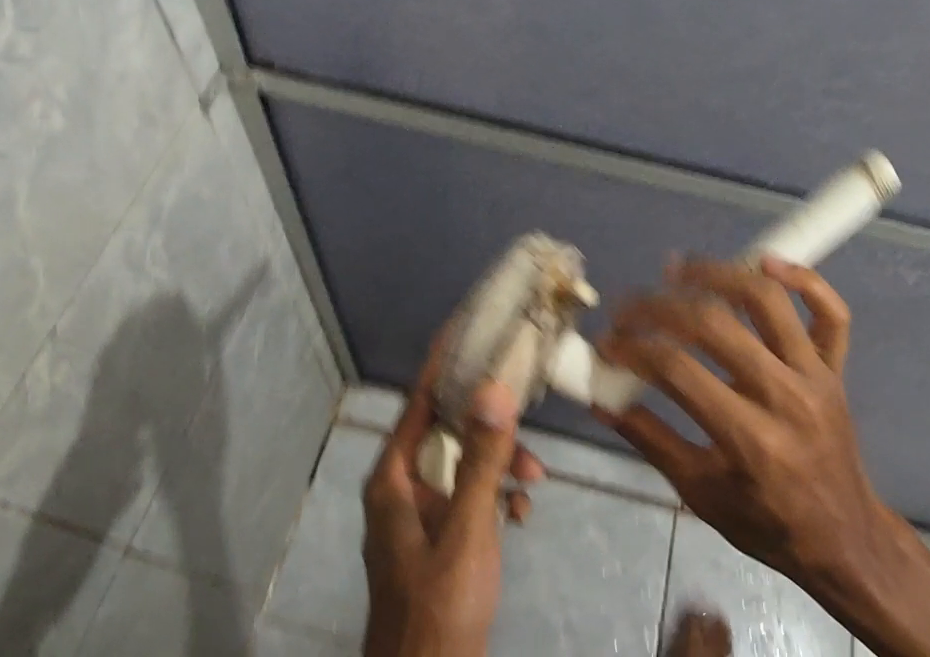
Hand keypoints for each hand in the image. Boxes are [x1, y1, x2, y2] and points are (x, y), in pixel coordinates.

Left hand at [361, 338, 545, 656]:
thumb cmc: (440, 602)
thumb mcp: (468, 528)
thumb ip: (482, 459)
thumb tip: (493, 387)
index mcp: (393, 479)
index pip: (419, 401)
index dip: (444, 363)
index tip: (470, 327)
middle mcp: (399, 489)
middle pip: (444, 430)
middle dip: (489, 425)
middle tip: (527, 414)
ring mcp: (415, 517)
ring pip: (460, 466)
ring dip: (499, 467)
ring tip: (536, 483)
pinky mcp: (433, 541)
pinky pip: (464, 500)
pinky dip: (493, 499)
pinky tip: (519, 515)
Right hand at [598, 256, 929, 656]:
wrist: (843, 540)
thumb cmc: (766, 522)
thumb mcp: (700, 494)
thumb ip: (651, 442)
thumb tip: (601, 400)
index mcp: (749, 439)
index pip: (678, 370)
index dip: (634, 350)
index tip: (607, 345)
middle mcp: (785, 397)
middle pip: (715, 325)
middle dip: (660, 308)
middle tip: (628, 307)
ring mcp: (815, 376)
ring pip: (769, 302)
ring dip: (719, 275)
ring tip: (679, 269)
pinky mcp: (835, 368)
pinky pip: (830, 314)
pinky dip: (805, 279)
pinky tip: (765, 259)